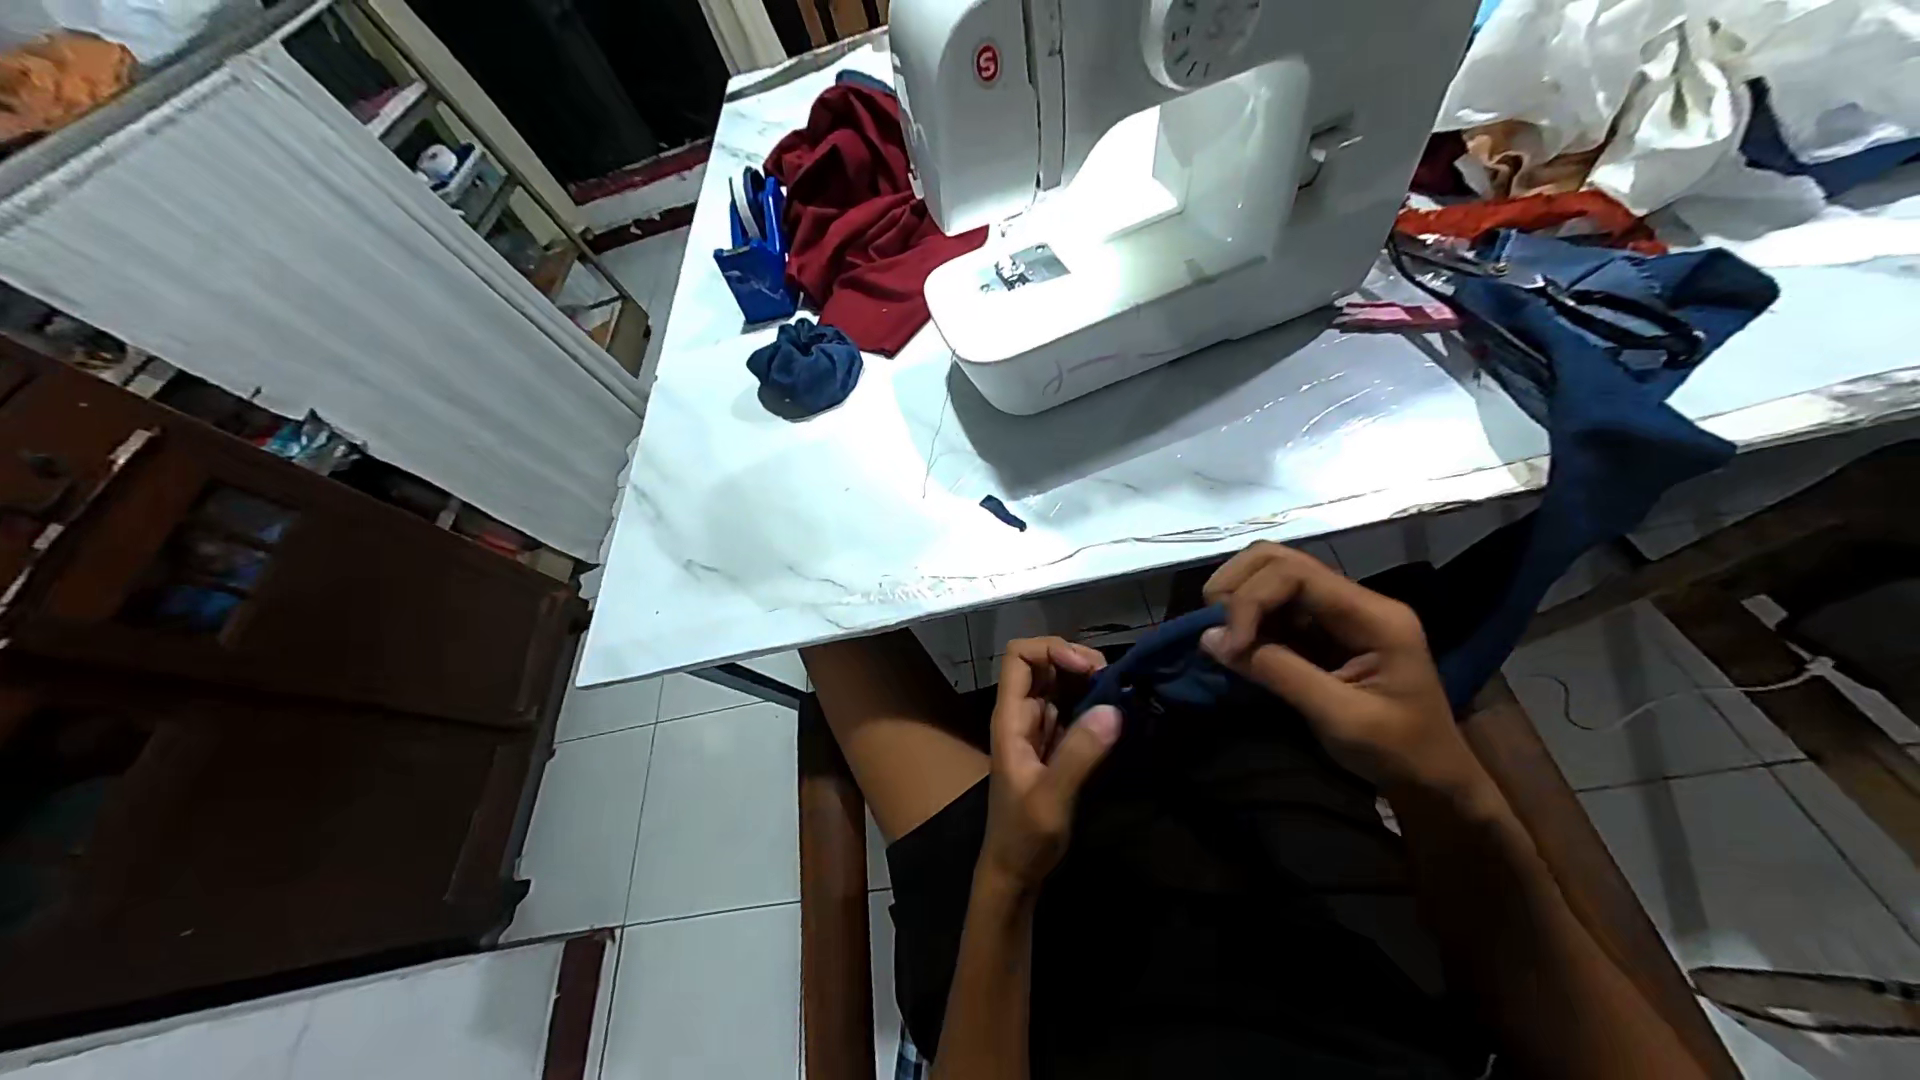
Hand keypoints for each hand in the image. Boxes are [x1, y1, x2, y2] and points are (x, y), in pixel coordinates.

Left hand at [978, 638, 1122, 895]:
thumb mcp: (1052, 797)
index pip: (1019, 656)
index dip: (1052, 650)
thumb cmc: (1024, 835)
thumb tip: (1114, 708)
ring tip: (1119, 692)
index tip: (1089, 670)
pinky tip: (1115, 711)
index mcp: (1010, 717)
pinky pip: (1072, 707)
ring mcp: (1038, 727)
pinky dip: (1092, 701)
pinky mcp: (1054, 743)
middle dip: (1076, 660)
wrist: (1016, 870)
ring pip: (1059, 683)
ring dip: (1088, 680)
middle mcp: (1022, 714)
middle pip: (1043, 662)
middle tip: (1113, 680)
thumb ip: (1079, 754)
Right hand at [1199, 542, 1478, 793]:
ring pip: (1270, 575)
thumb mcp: (1339, 717)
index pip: (1294, 573)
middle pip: (1277, 559)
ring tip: (1222, 638)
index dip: (1249, 600)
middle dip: (1236, 587)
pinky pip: (1271, 605)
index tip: (1228, 645)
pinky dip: (1243, 618)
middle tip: (1215, 631)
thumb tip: (1209, 639)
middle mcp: (1353, 600)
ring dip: (1235, 599)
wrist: (1433, 778)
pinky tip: (1235, 645)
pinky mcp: (1318, 629)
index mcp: (1373, 615)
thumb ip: (1276, 672)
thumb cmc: (1398, 751)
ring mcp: (1335, 612)